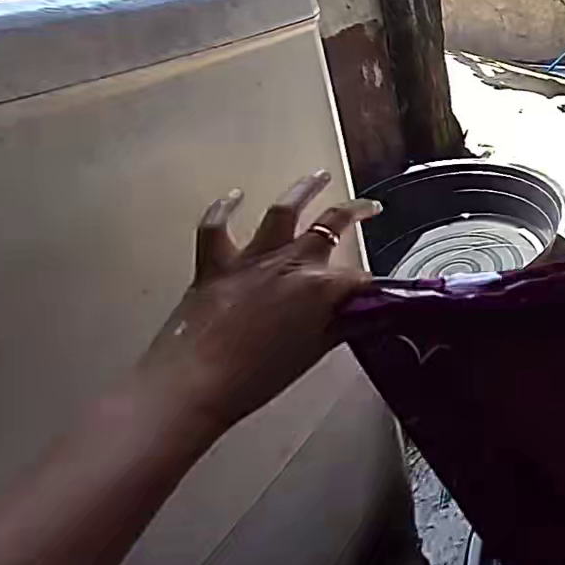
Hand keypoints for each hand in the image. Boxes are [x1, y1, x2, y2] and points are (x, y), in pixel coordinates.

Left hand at [128, 171, 380, 441]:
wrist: (188, 390)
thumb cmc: (259, 377)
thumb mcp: (316, 350)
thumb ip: (344, 323)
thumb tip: (367, 312)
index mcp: (321, 285)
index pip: (360, 278)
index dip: (370, 287)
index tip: (375, 295)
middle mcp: (292, 262)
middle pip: (333, 224)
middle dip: (358, 211)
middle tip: (372, 206)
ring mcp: (251, 260)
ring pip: (283, 212)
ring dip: (304, 189)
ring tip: (319, 174)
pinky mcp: (214, 267)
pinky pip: (215, 230)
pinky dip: (223, 210)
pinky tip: (234, 195)